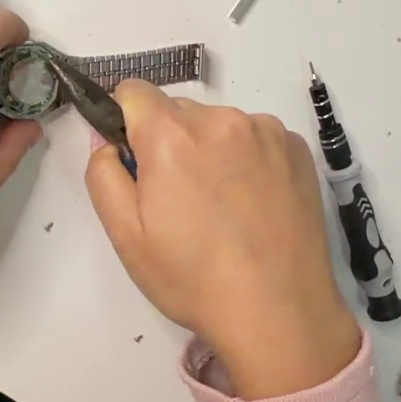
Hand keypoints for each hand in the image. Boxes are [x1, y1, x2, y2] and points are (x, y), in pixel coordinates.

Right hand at [85, 82, 359, 399]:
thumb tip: (106, 141)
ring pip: (216, 125)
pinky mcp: (297, 149)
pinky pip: (253, 139)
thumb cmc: (191, 278)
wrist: (277, 310)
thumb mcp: (125, 236)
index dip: (122, 120)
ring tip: (216, 209)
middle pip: (176, 111)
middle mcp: (221, 119)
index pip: (133, 91)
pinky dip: (243, 160)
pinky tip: (248, 206)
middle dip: (164, 143)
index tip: (130, 161)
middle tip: (173, 201)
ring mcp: (266, 131)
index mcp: (171, 137)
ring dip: (205, 151)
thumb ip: (103, 175)